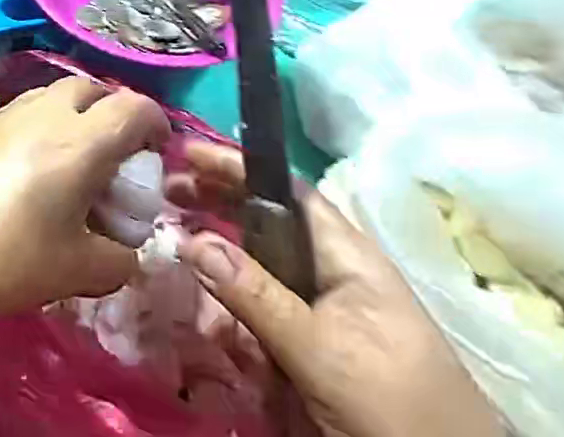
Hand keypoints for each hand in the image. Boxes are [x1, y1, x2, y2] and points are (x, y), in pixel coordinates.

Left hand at [0, 77, 170, 336]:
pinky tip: (29, 172)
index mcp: (80, 140)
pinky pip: (20, 112)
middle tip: (115, 159)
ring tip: (71, 166)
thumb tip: (123, 248)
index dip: (155, 124)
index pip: (133, 107)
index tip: (158, 152)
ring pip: (51, 96)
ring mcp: (2, 115)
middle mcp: (42, 113)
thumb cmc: (7, 258)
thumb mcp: (78, 269)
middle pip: (89, 89)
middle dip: (111, 113)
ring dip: (73, 117)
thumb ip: (118, 257)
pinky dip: (40, 127)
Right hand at [168, 144, 504, 436]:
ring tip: (175, 243)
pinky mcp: (308, 344)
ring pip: (255, 265)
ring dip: (216, 254)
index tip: (187, 154)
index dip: (238, 166)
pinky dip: (228, 302)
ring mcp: (319, 310)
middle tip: (166, 193)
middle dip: (215, 203)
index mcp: (347, 257)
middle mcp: (330, 273)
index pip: (286, 191)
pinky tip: (205, 311)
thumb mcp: (322, 351)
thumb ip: (254, 295)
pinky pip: (257, 309)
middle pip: (264, 220)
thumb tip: (189, 238)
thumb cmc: (397, 408)